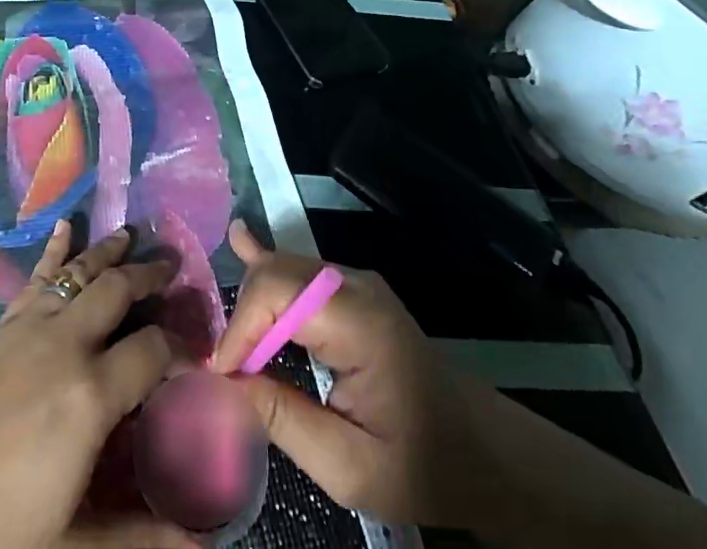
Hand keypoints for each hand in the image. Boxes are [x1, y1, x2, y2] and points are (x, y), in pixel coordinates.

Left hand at [0, 221, 195, 548]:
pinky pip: (34, 281)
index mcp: (90, 395)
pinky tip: (64, 229)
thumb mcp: (75, 541)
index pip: (154, 352)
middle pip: (116, 292)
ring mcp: (26, 330)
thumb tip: (202, 543)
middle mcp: (63, 346)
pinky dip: (53, 252)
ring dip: (106, 253)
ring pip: (76, 275)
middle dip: (150, 277)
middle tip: (175, 267)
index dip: (183, 350)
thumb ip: (142, 534)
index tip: (200, 356)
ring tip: (132, 235)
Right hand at [209, 221, 486, 530]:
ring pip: (279, 269)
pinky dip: (265, 264)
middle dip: (241, 319)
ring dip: (249, 306)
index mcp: (360, 323)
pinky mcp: (351, 292)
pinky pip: (298, 271)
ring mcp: (355, 284)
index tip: (223, 378)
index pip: (274, 294)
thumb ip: (282, 419)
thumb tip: (221, 381)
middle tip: (228, 372)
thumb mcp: (350, 467)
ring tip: (232, 351)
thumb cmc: (424, 466)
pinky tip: (239, 239)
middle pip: (273, 275)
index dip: (239, 330)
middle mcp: (355, 288)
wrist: (485, 453)